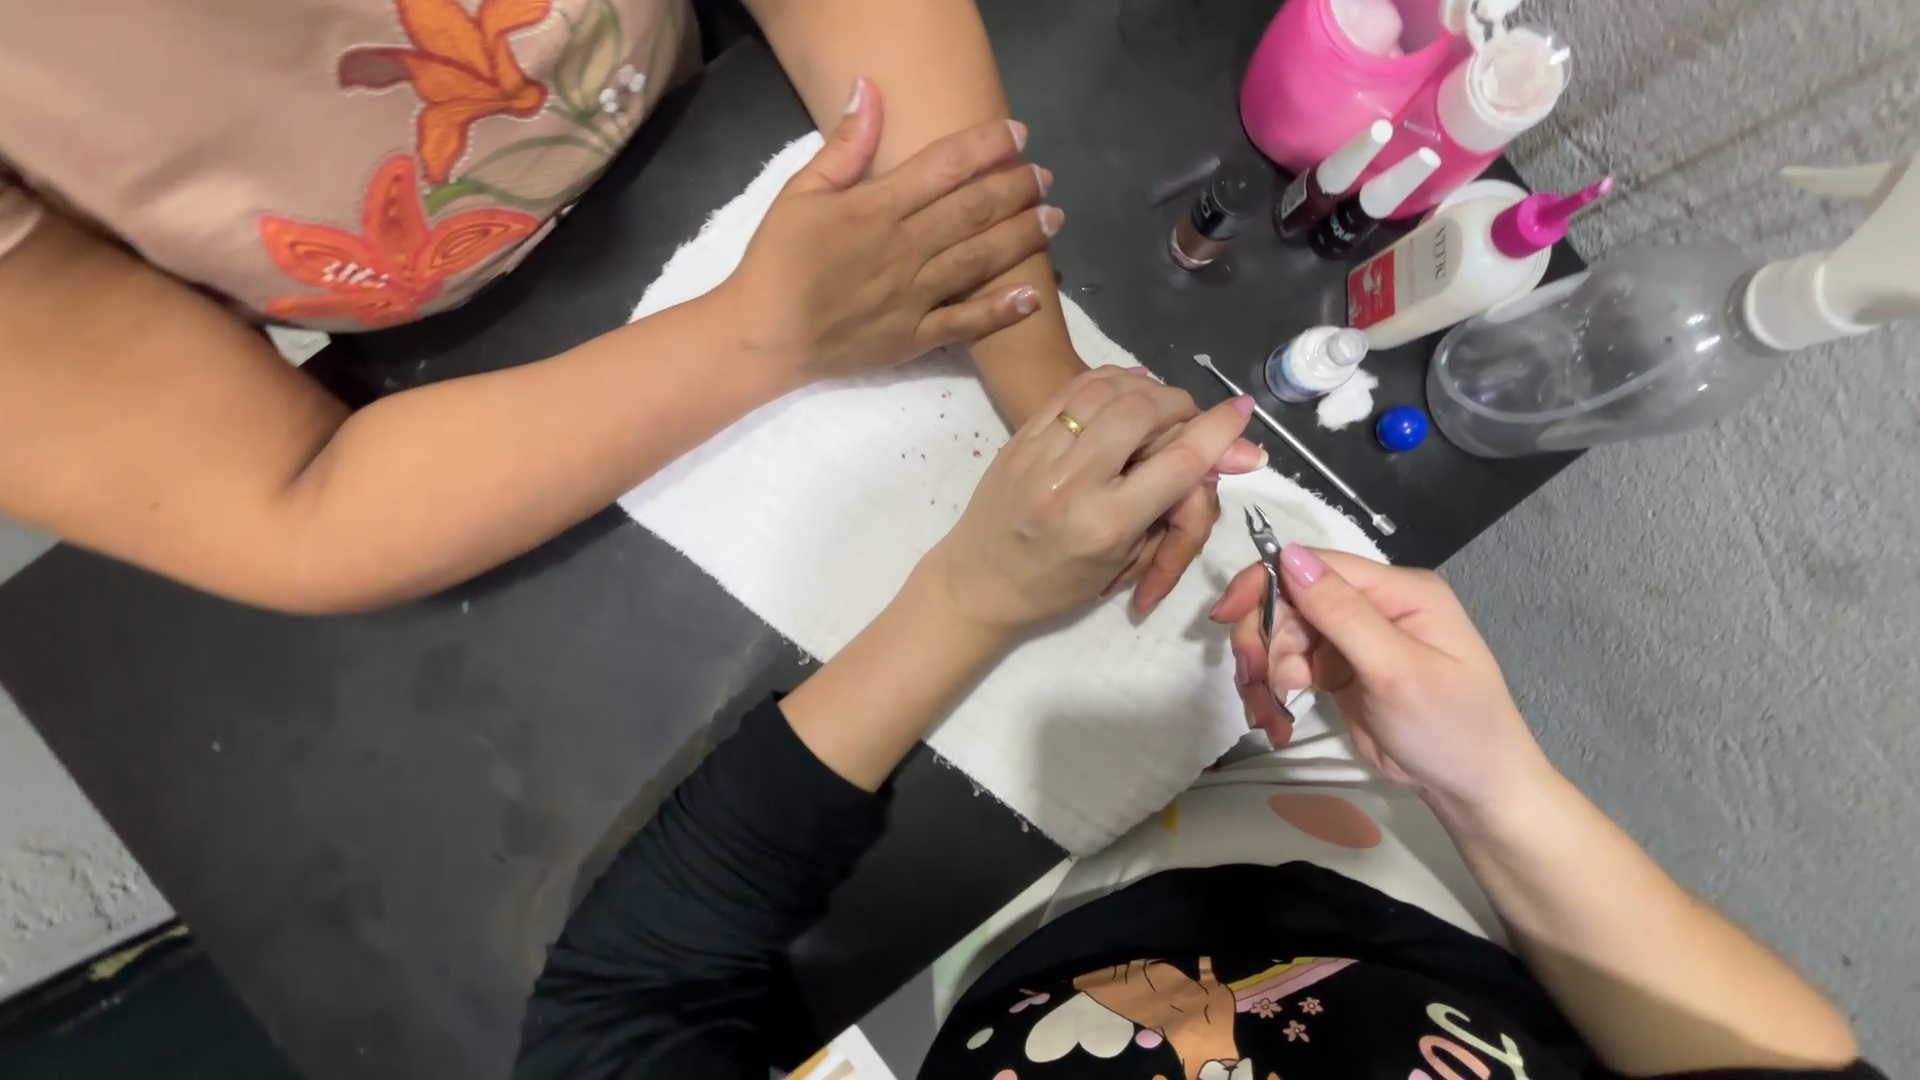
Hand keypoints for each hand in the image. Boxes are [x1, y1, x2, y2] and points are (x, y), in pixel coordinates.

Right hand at [718, 77, 1057, 389]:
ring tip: (1053, 219)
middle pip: (973, 211)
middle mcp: (906, 249)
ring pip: (979, 260)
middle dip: (1016, 188)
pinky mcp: (915, 338)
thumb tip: (870, 90)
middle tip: (1046, 177)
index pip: (944, 167)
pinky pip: (966, 323)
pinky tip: (1033, 294)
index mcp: (878, 208)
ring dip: (1020, 237)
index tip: (1018, 133)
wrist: (765, 335)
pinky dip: (1001, 310)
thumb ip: (843, 147)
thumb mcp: (800, 193)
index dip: (986, 146)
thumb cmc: (777, 262)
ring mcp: (915, 296)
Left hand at [927, 367, 1253, 631]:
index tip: (1243, 410)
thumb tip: (1232, 454)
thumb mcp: (1123, 556)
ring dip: (1147, 388)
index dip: (1218, 431)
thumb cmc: (1057, 587)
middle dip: (1181, 406)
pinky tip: (1126, 388)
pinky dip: (1109, 381)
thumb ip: (1173, 504)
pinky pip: (1073, 389)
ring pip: (1109, 389)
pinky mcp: (1020, 436)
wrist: (979, 581)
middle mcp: (1073, 481)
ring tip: (1160, 404)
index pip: (1177, 461)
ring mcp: (1041, 453)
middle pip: (1146, 411)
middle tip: (1190, 419)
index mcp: (1105, 524)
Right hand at [1210, 546, 1550, 806]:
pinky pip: (1285, 666)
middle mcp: (1370, 606)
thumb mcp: (1397, 672)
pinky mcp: (1335, 669)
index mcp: (1395, 591)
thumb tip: (1287, 556)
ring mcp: (1351, 638)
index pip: (1313, 566)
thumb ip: (1342, 613)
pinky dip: (1272, 692)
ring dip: (1264, 676)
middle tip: (1256, 685)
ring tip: (1270, 716)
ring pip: (1279, 637)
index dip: (1262, 584)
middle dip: (1263, 643)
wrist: (1474, 792)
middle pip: (1287, 603)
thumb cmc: (1452, 729)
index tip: (1224, 617)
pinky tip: (1277, 721)